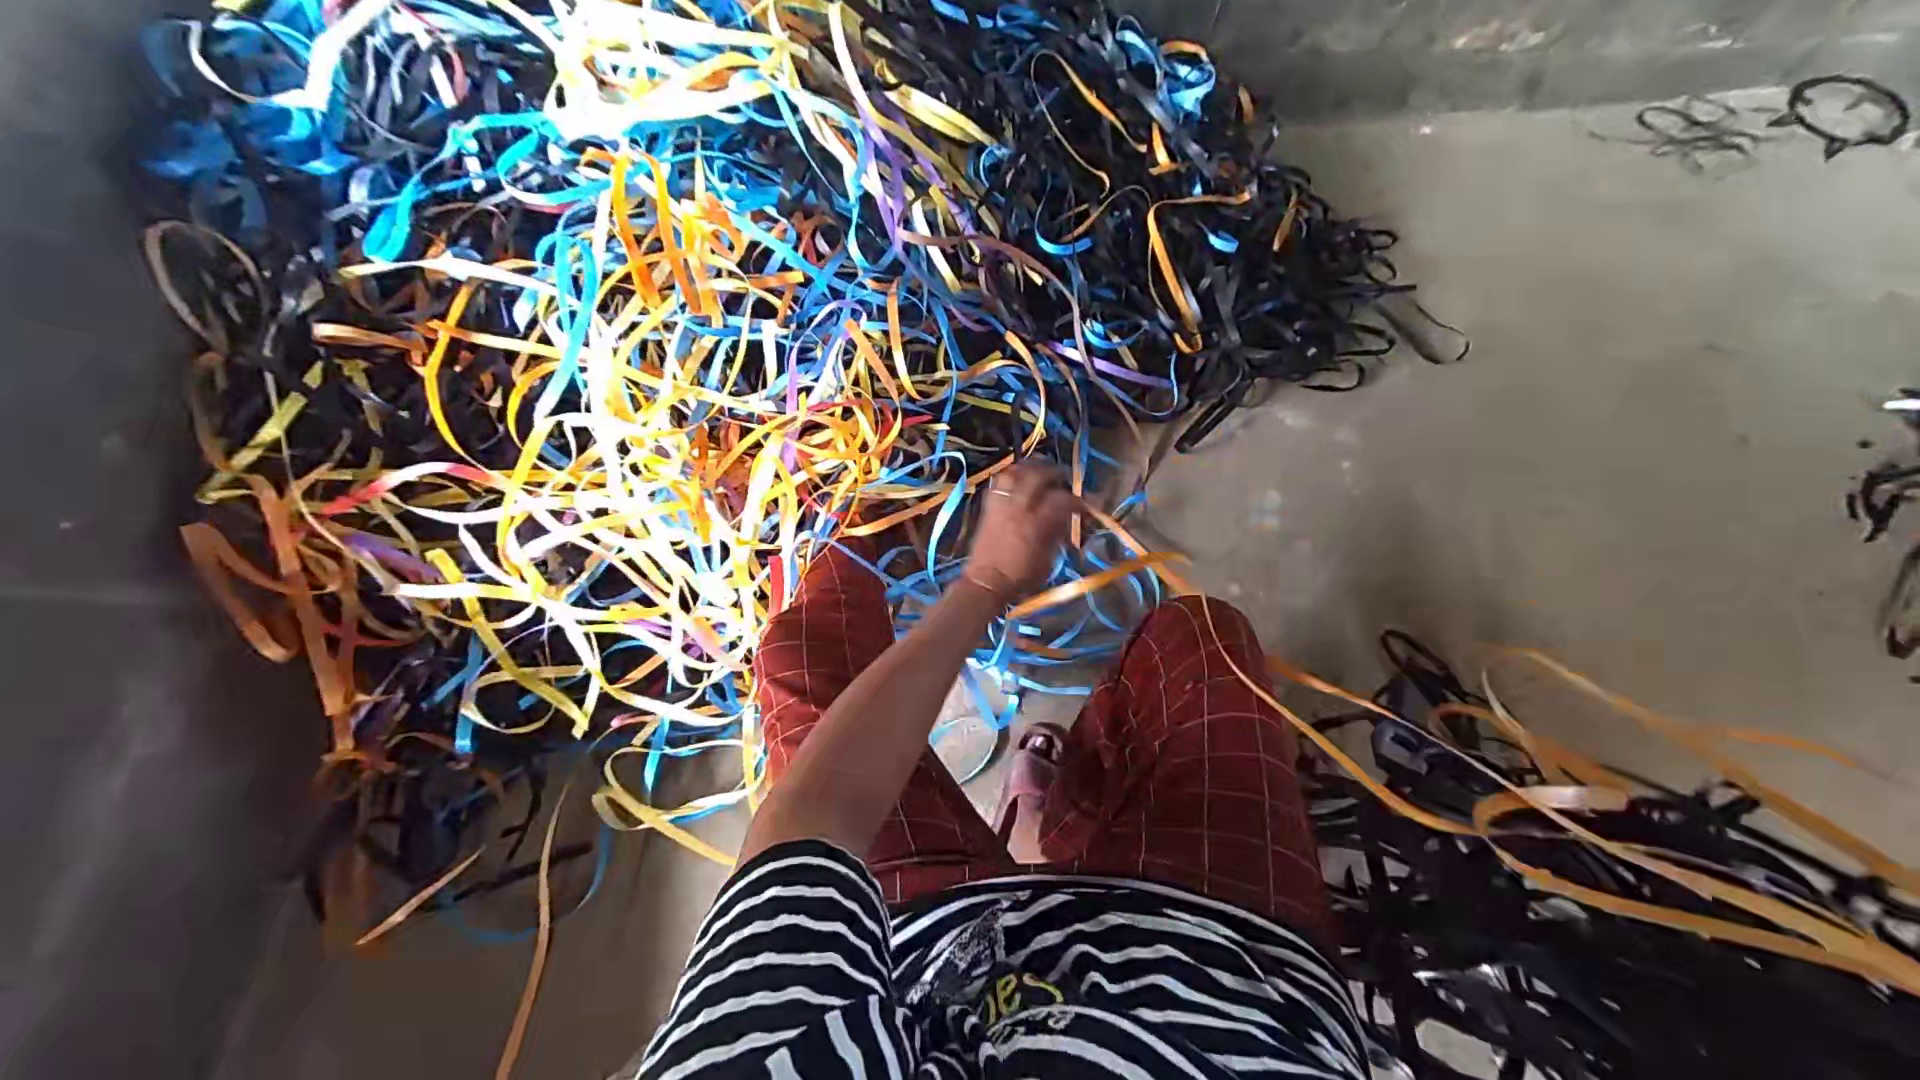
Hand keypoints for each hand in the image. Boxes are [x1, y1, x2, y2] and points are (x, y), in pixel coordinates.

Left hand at [962, 462, 1075, 603]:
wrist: (986, 582)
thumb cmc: (1020, 577)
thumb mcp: (1047, 559)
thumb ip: (1057, 535)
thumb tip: (1066, 520)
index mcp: (1036, 524)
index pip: (1061, 500)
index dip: (1077, 500)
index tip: (1084, 505)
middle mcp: (1018, 509)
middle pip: (1037, 476)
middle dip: (1054, 472)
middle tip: (1062, 477)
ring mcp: (1001, 505)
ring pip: (1014, 473)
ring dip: (1029, 468)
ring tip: (1039, 471)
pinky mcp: (988, 507)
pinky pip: (998, 483)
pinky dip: (1010, 476)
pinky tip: (1018, 479)